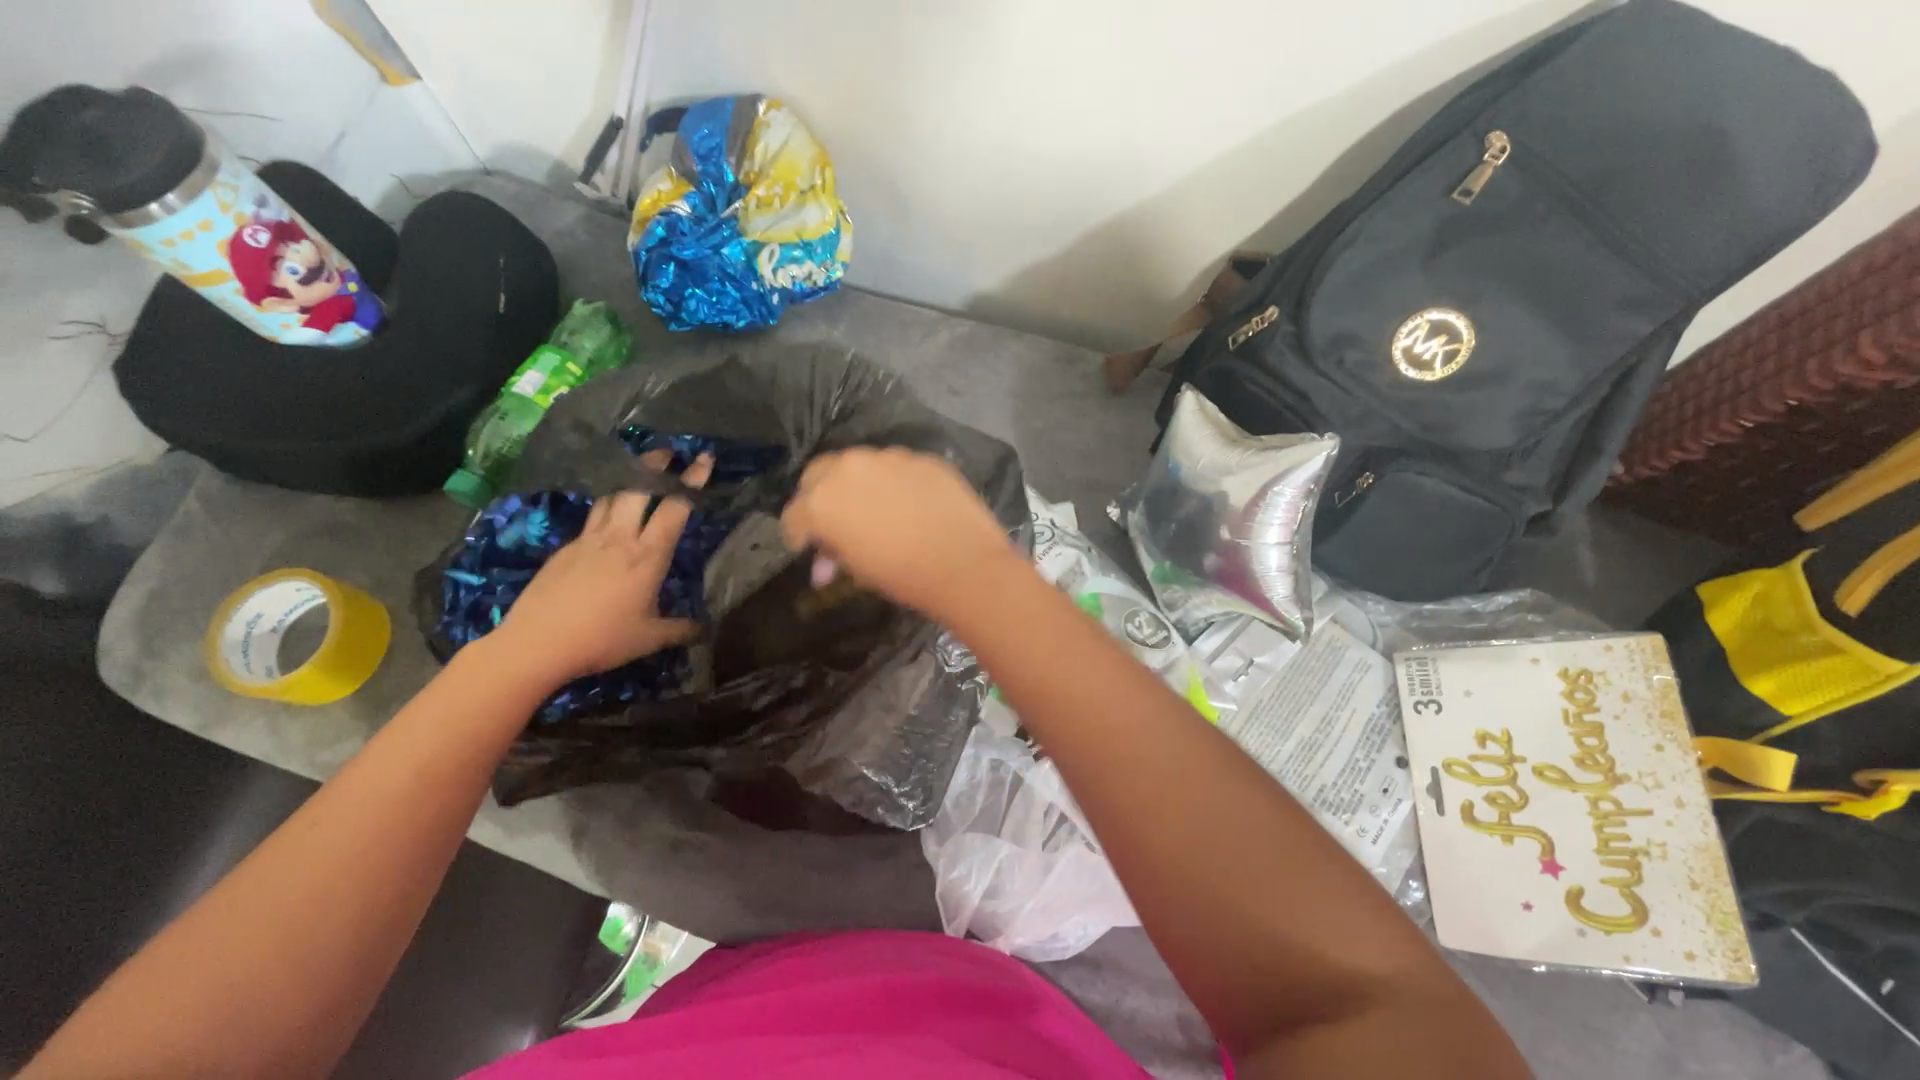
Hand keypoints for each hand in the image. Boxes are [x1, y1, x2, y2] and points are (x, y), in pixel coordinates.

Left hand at [490, 453, 712, 686]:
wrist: (537, 642)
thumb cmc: (602, 640)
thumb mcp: (649, 638)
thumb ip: (679, 629)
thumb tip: (704, 629)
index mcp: (647, 556)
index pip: (675, 508)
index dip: (692, 481)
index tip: (703, 460)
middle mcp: (619, 539)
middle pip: (637, 488)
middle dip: (653, 464)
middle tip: (666, 451)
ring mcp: (587, 540)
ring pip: (610, 498)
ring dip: (626, 480)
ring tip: (636, 472)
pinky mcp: (564, 549)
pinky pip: (591, 520)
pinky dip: (605, 508)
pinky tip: (607, 519)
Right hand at [779, 447, 1018, 620]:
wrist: (965, 564)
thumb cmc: (902, 575)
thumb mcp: (857, 570)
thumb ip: (834, 554)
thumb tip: (825, 562)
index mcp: (822, 501)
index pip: (794, 514)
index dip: (797, 535)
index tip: (806, 548)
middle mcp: (849, 468)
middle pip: (818, 474)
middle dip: (818, 496)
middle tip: (833, 521)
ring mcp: (888, 457)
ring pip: (858, 465)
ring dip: (856, 485)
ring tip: (873, 510)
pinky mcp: (921, 458)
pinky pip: (896, 467)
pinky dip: (893, 482)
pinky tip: (908, 505)